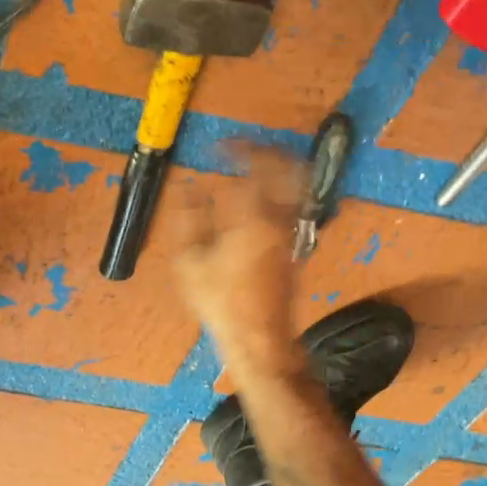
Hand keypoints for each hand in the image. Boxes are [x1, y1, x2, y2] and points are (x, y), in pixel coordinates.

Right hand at [174, 144, 307, 380]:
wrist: (259, 339)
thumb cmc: (219, 302)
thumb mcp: (190, 262)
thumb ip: (189, 219)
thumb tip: (190, 187)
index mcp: (254, 218)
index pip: (255, 167)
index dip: (240, 149)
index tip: (222, 146)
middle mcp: (281, 220)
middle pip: (291, 170)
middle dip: (270, 152)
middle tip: (249, 148)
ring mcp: (292, 234)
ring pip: (297, 187)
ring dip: (280, 170)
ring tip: (257, 166)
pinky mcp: (294, 248)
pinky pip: (293, 205)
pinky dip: (280, 191)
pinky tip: (260, 198)